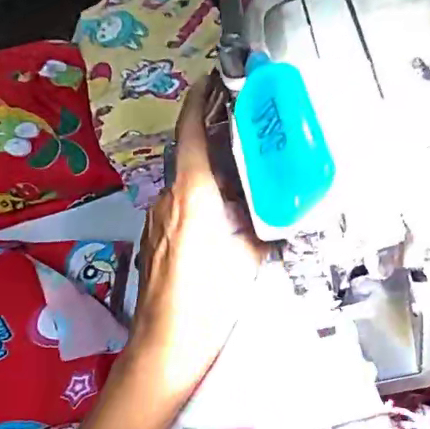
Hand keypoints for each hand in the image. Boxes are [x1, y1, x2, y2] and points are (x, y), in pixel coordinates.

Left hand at [127, 74, 263, 391]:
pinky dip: (201, 201)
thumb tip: (276, 210)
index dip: (199, 100)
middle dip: (217, 141)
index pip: (190, 133)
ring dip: (211, 176)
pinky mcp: (153, 241)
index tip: (212, 79)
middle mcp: (167, 201)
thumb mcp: (246, 262)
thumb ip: (260, 228)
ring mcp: (155, 222)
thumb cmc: (207, 305)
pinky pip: (179, 207)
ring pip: (186, 184)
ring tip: (246, 178)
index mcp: (190, 197)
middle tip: (250, 134)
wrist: (164, 349)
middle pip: (190, 157)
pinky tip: (223, 216)